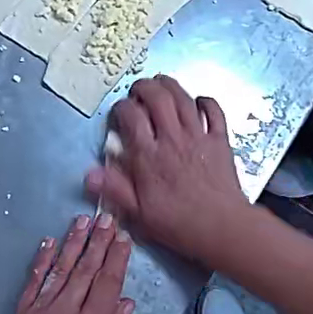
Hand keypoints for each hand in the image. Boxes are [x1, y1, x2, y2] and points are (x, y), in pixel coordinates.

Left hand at [0, 214, 134, 313]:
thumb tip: (124, 301)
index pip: (106, 285)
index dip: (116, 259)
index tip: (123, 238)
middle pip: (84, 271)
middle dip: (97, 242)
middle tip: (106, 218)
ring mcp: (38, 313)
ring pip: (59, 270)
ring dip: (72, 243)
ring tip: (82, 220)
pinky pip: (33, 281)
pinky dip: (42, 260)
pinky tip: (49, 243)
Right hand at [86, 75, 256, 266]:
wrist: (222, 229)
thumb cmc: (177, 223)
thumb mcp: (138, 212)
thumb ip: (114, 189)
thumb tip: (89, 173)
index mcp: (148, 155)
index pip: (130, 115)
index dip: (121, 107)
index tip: (119, 113)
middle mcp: (172, 138)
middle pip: (157, 97)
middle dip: (144, 87)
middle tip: (137, 92)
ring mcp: (198, 136)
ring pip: (183, 98)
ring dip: (170, 86)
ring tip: (160, 84)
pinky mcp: (219, 140)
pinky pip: (214, 111)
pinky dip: (205, 101)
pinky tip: (197, 102)